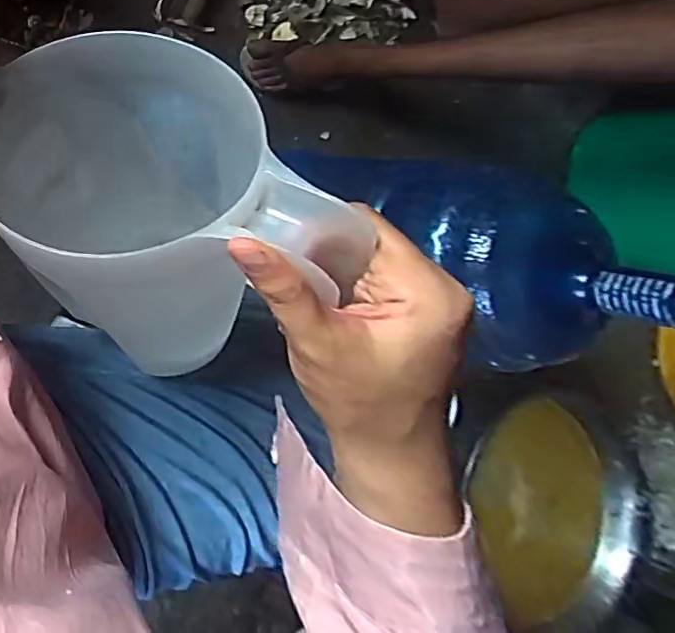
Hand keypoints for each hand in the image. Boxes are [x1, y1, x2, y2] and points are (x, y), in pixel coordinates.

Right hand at [229, 206, 470, 536]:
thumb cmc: (357, 399)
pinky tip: (308, 287)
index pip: (365, 225)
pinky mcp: (411, 307)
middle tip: (273, 251)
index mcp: (427, 289)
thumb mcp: (313, 339)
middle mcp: (437, 284)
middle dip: (316, 242)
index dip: (318, 223)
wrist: (387, 451)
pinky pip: (365, 271)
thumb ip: (281, 286)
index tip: (275, 231)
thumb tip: (238, 241)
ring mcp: (427, 296)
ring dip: (322, 259)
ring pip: (360, 252)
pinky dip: (333, 274)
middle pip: (363, 236)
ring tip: (286, 269)